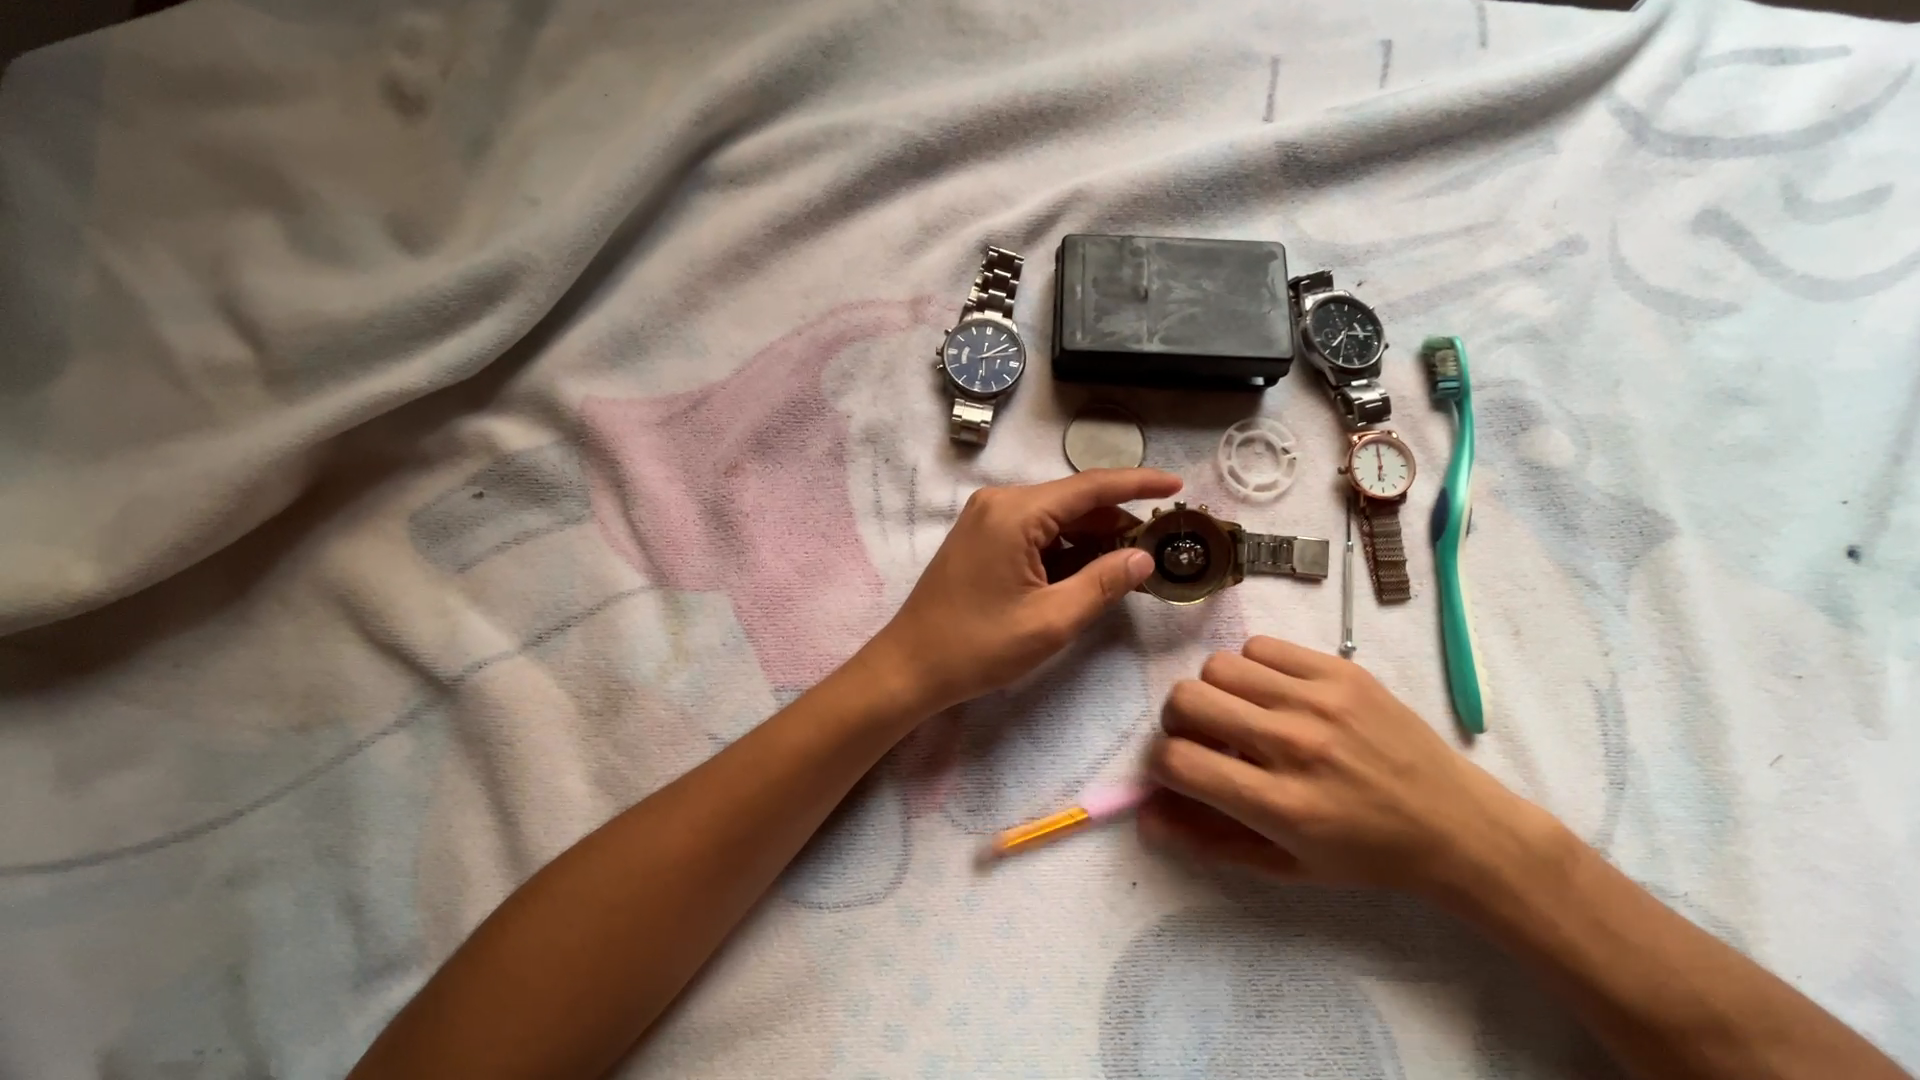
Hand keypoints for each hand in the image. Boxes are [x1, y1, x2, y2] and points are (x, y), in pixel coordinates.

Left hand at [863, 468, 1181, 713]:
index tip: (1177, 486)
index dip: (1138, 484)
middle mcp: (999, 502)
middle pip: (1074, 501)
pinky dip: (1064, 549)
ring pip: (1055, 518)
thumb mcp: (1051, 620)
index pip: (1090, 487)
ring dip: (1091, 538)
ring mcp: (985, 518)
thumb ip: (1103, 583)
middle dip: (1117, 522)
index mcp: (1016, 513)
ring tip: (1127, 567)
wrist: (910, 666)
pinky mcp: (980, 538)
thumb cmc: (978, 645)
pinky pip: (1034, 532)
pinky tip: (1086, 574)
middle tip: (1157, 548)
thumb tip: (1144, 558)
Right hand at [1140, 636, 1555, 897]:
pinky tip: (1274, 695)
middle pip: (1187, 699)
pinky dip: (1253, 669)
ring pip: (1218, 666)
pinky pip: (1261, 646)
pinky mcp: (1342, 670)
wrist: (1456, 825)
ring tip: (1241, 713)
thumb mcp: (1286, 865)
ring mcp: (1320, 701)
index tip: (1176, 768)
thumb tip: (1145, 817)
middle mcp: (1295, 745)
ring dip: (1215, 692)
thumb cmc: (1365, 854)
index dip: (1159, 763)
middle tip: (1202, 737)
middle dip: (1178, 721)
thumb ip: (1208, 841)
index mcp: (1281, 805)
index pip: (1179, 761)